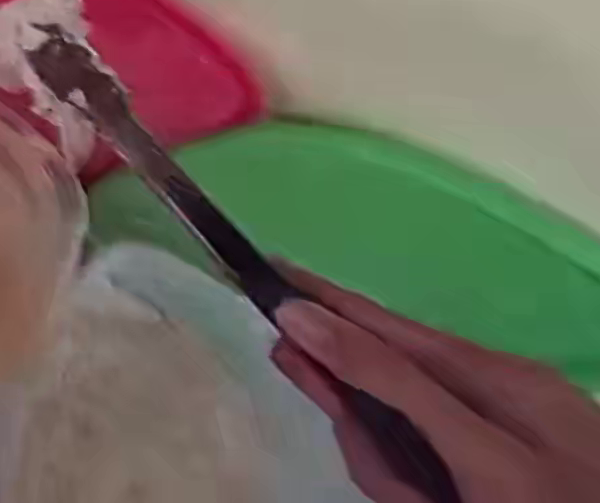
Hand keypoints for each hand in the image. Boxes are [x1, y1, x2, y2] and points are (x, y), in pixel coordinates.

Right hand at [269, 266, 599, 502]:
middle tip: (386, 477)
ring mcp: (493, 436)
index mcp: (497, 375)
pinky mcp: (485, 469)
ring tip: (414, 500)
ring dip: (381, 464)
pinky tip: (416, 498)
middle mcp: (492, 394)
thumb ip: (384, 377)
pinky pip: (406, 456)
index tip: (252, 269)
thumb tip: (289, 309)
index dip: (310, 294)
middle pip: (372, 377)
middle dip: (356, 421)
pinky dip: (398, 481)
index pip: (373, 317)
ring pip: (383, 422)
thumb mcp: (481, 454)